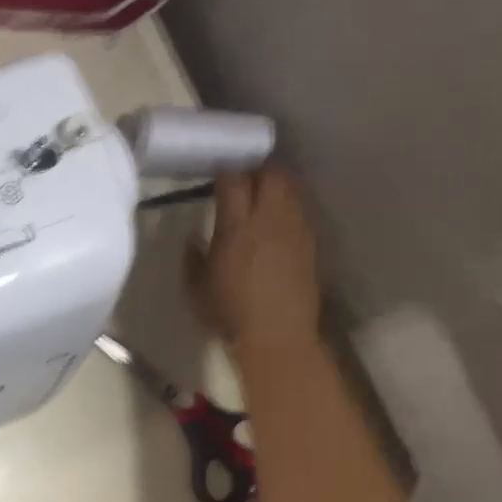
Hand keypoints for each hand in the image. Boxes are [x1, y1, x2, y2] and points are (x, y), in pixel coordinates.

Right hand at [187, 166, 321, 353]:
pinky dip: (285, 202)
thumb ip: (192, 257)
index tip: (216, 170)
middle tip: (242, 173)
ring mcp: (294, 227)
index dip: (225, 170)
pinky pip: (297, 208)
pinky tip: (274, 216)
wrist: (277, 335)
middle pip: (270, 173)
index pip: (234, 181)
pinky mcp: (309, 240)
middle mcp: (268, 219)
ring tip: (259, 189)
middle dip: (257, 167)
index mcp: (236, 229)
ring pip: (289, 187)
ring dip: (274, 182)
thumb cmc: (228, 314)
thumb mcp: (195, 288)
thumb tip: (193, 236)